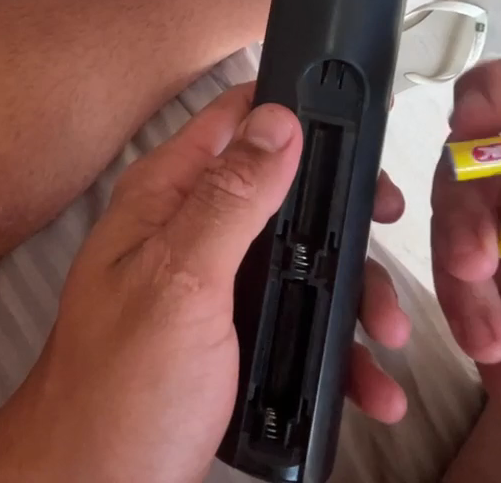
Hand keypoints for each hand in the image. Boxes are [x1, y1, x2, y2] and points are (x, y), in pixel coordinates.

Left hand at [0, 83, 409, 482]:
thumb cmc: (116, 391)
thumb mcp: (182, 281)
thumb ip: (228, 199)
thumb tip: (276, 122)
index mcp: (165, 197)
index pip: (231, 118)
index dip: (289, 108)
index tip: (351, 121)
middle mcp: (186, 229)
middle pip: (279, 189)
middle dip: (338, 213)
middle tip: (382, 227)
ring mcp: (207, 283)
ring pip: (296, 257)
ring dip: (349, 289)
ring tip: (384, 330)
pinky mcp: (226, 335)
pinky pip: (291, 319)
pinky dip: (332, 344)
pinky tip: (363, 377)